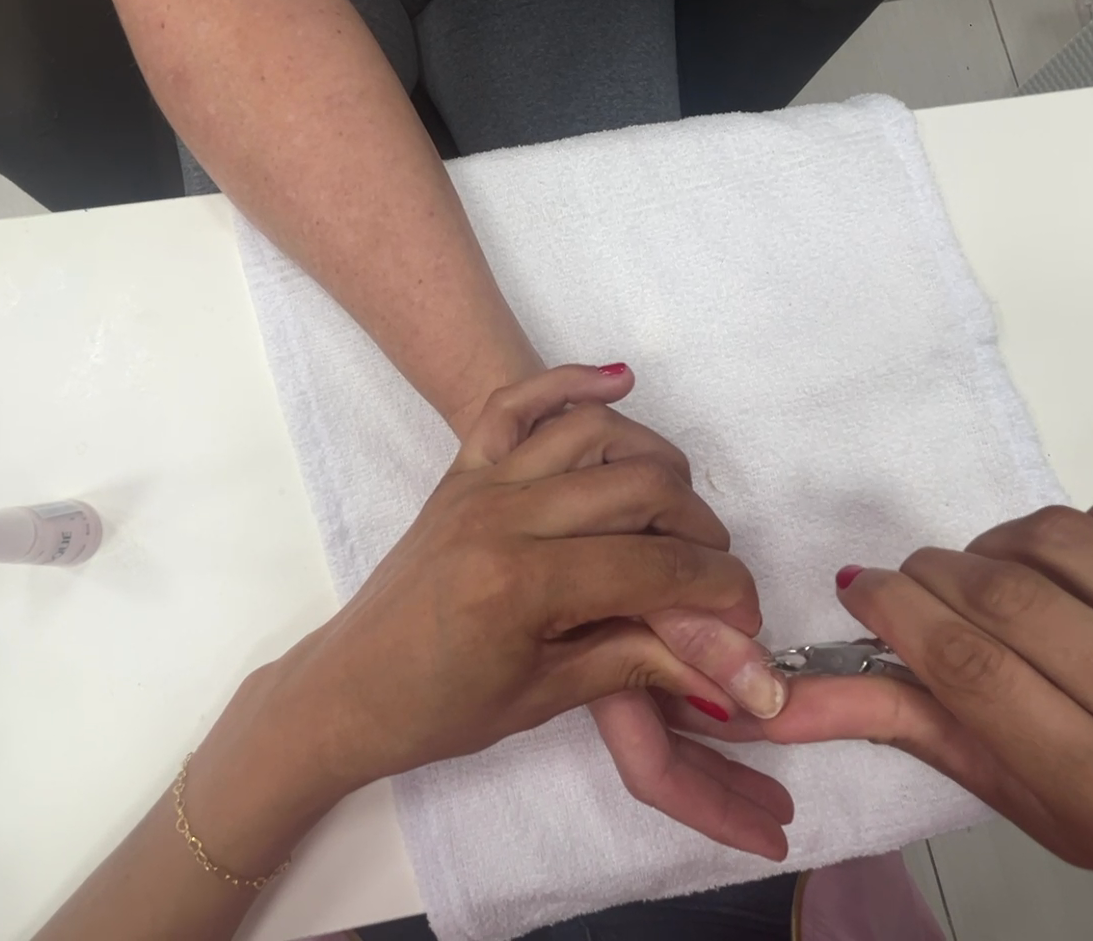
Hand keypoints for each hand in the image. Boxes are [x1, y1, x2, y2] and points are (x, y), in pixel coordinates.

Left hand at [459, 365, 796, 859]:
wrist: (346, 689)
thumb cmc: (436, 710)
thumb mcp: (543, 698)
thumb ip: (639, 661)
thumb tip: (735, 669)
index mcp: (521, 585)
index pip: (654, 566)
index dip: (718, 590)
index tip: (746, 614)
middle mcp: (502, 515)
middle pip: (638, 489)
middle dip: (699, 530)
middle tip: (712, 573)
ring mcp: (479, 482)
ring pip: (592, 434)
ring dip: (655, 459)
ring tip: (678, 506)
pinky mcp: (461, 468)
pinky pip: (515, 402)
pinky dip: (568, 381)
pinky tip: (619, 382)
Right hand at [727, 500, 1092, 940]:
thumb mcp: (986, 779)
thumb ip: (889, 718)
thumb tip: (776, 703)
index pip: (973, 669)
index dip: (898, 610)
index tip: (861, 587)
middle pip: (1014, 601)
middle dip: (936, 573)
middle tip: (918, 579)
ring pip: (1065, 542)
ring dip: (1000, 546)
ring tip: (994, 575)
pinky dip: (1073, 531)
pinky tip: (1071, 573)